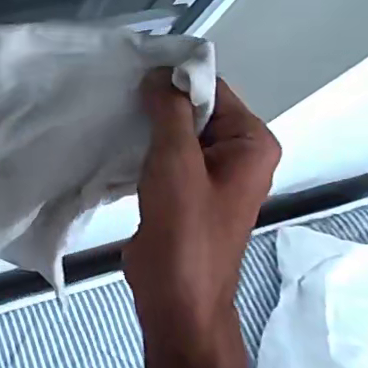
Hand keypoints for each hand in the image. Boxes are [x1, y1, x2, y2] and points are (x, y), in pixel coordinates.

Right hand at [123, 71, 280, 359]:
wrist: (176, 297)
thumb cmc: (184, 231)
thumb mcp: (176, 162)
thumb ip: (169, 112)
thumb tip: (158, 73)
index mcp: (252, 143)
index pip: (213, 90)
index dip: (175, 77)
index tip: (135, 70)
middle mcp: (237, 153)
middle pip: (195, 109)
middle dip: (158, 102)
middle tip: (119, 91)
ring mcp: (211, 174)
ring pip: (177, 133)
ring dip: (148, 126)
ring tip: (115, 114)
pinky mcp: (185, 190)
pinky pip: (166, 155)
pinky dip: (144, 147)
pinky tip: (118, 141)